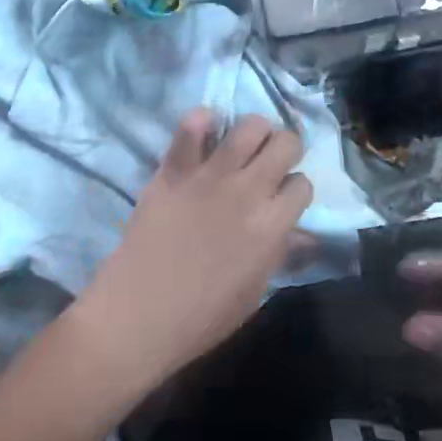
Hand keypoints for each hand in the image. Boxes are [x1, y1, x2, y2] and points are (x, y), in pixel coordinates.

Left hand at [71, 109, 313, 393]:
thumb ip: (280, 255)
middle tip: (269, 165)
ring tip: (241, 147)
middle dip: (286, 149)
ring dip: (253, 132)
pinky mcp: (174, 170)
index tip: (283, 200)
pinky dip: (201, 123)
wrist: (136, 316)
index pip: (303, 184)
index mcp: (271, 226)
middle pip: (287, 143)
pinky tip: (203, 134)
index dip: (295, 190)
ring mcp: (210, 176)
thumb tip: (305, 237)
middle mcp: (248, 191)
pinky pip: (192, 126)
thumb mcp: (254, 293)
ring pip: (250, 126)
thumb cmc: (201, 317)